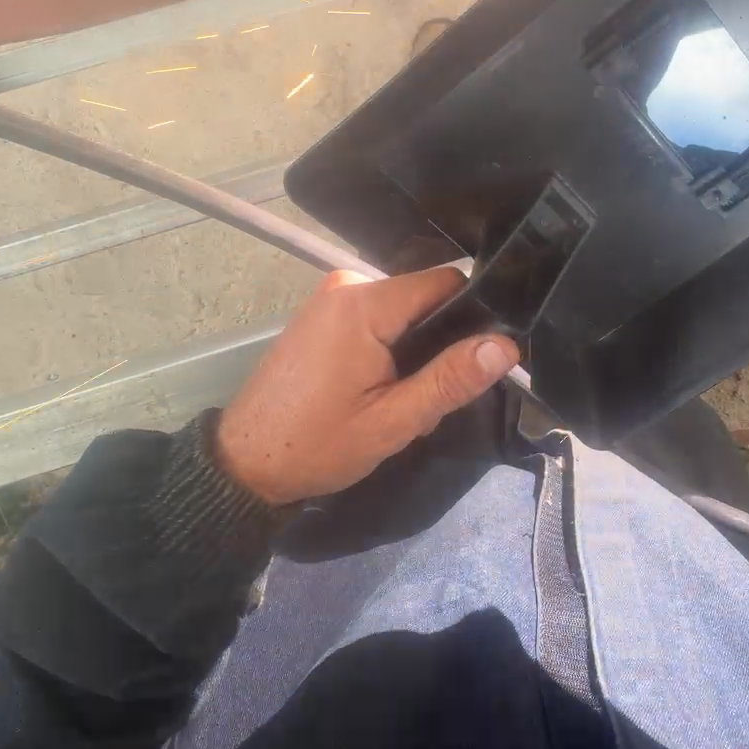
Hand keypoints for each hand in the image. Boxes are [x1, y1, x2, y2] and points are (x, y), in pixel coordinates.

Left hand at [215, 267, 519, 504]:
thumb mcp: (393, 421)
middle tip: (433, 398)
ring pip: (406, 310)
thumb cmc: (316, 445)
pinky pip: (380, 316)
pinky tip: (382, 388)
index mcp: (365, 303)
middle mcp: (348, 284)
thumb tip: (506, 346)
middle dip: (441, 343)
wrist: (242, 465)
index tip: (478, 359)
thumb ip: (451, 379)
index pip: (447, 282)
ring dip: (417, 350)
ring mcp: (332, 296)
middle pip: (426, 297)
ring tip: (404, 401)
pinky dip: (392, 347)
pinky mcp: (324, 312)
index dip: (473, 315)